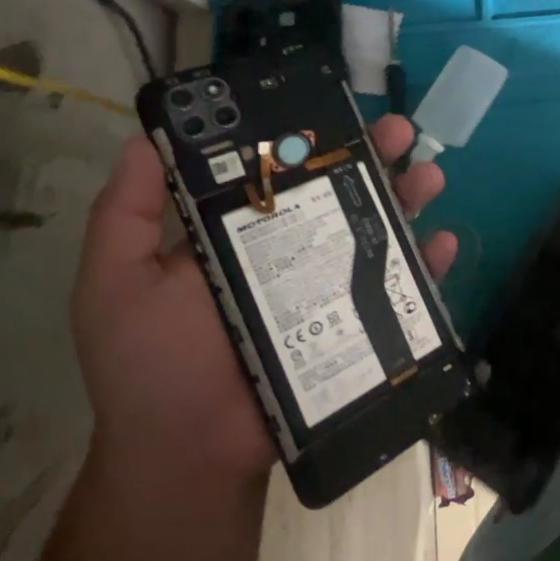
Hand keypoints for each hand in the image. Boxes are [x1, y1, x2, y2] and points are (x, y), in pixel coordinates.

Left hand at [70, 114, 451, 490]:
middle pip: (339, 189)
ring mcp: (328, 286)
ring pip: (376, 228)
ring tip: (428, 178)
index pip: (281, 169)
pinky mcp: (357, 323)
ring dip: (409, 196)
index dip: (308, 134)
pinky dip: (426, 263)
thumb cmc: (152, 364)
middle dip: (373, 154)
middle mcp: (290, 248)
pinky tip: (441, 244)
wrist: (192, 454)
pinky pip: (399, 287)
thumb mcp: (118, 282)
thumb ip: (127, 214)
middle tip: (399, 131)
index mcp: (239, 230)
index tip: (331, 105)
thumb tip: (144, 134)